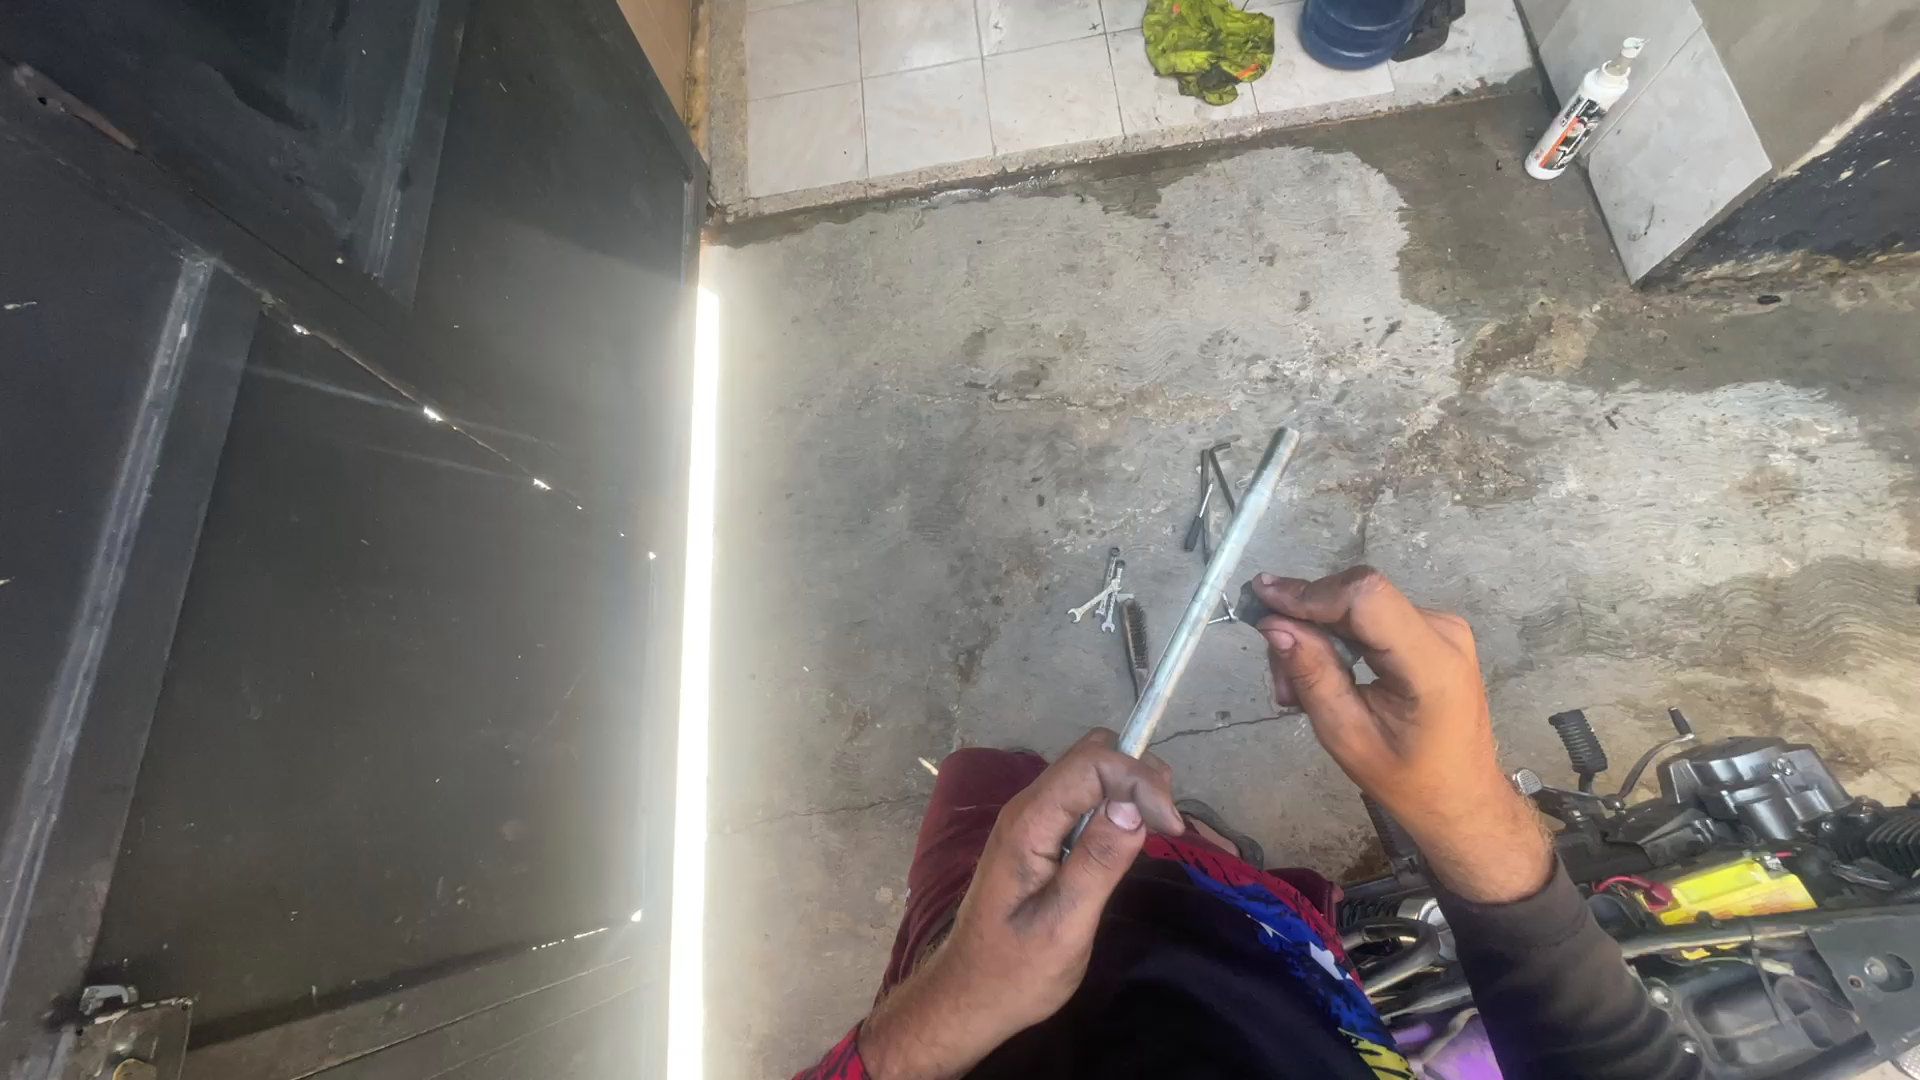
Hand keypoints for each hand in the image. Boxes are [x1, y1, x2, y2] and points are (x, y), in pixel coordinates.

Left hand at [858, 729, 1182, 1078]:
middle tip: (1167, 822)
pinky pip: (1082, 795)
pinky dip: (1114, 802)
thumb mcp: (1065, 925)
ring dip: (1128, 786)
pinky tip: (1128, 835)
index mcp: (1029, 822)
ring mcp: (1032, 816)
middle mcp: (1028, 806)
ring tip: (1158, 825)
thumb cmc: (1015, 971)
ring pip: (1087, 771)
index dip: (1137, 780)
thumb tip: (1133, 805)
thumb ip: (1097, 862)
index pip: (1091, 763)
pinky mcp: (1041, 831)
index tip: (1171, 826)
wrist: (969, 992)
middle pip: (1089, 755)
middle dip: (1136, 774)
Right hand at [1250, 567, 1550, 904]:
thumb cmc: (1407, 779)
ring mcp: (1438, 625)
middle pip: (1352, 596)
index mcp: (1430, 664)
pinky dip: (1330, 637)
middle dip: (1302, 624)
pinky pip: (1362, 615)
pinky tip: (1320, 674)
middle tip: (1280, 680)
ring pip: (1350, 604)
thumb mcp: (1345, 735)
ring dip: (1311, 636)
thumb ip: (1312, 673)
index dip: (1309, 593)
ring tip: (1296, 689)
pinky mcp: (1426, 628)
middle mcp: (1442, 630)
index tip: (1260, 600)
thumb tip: (1273, 624)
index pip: (1366, 598)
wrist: (1461, 797)